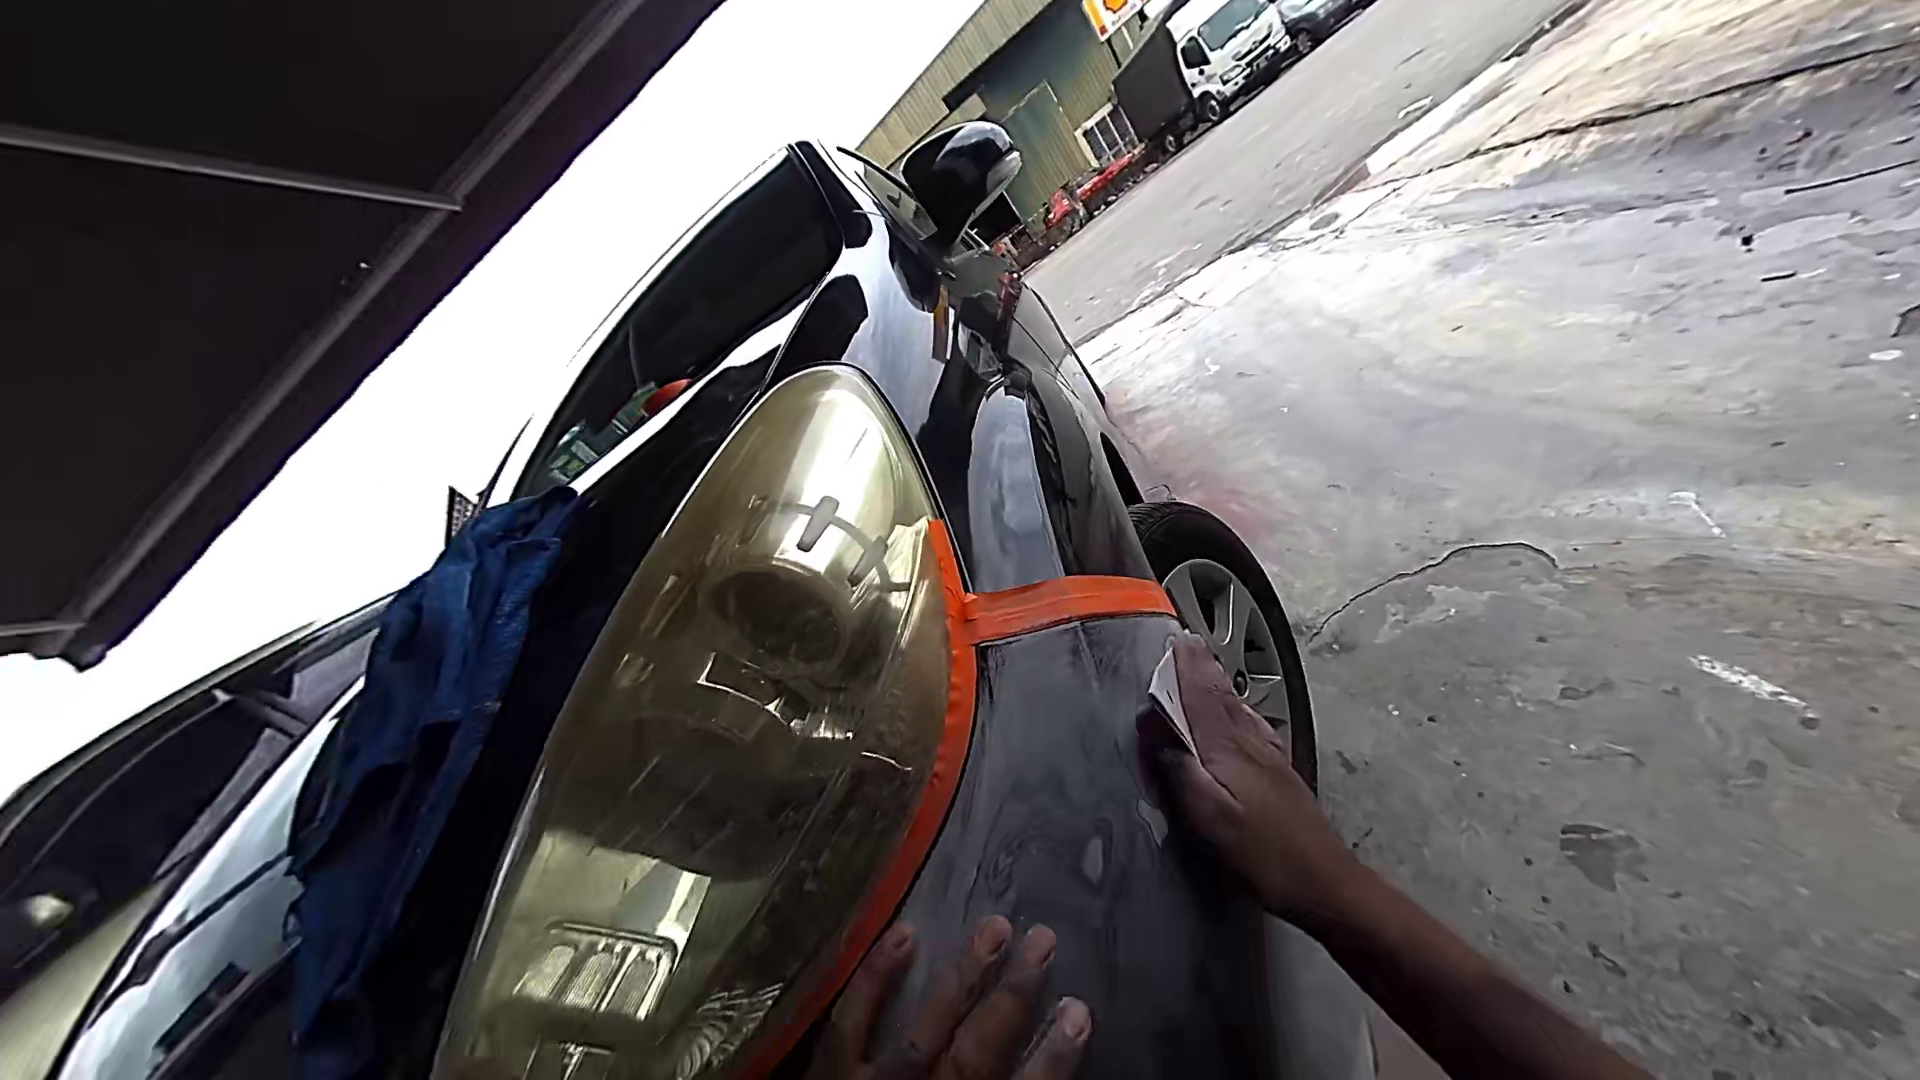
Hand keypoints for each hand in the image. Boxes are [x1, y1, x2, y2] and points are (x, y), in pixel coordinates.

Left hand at [806, 916, 1090, 1079]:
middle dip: (1013, 996)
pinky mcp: (833, 1073)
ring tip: (996, 926)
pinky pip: (852, 1020)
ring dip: (965, 976)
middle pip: (976, 1052)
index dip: (1052, 1061)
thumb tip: (1038, 1075)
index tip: (1079, 1011)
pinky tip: (907, 933)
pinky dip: (876, 976)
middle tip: (1044, 938)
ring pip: (926, 1029)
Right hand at [1154, 633, 1356, 921]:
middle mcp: (1250, 743)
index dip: (1188, 668)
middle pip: (1221, 695)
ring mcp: (1269, 757)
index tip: (1178, 641)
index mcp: (1228, 749)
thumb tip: (1155, 734)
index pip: (1202, 696)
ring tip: (1204, 668)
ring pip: (1238, 707)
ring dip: (1217, 683)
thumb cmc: (1264, 854)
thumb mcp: (1210, 818)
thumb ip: (1179, 772)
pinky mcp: (1280, 773)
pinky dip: (1236, 707)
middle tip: (1187, 644)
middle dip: (1202, 667)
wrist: (1328, 884)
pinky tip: (1238, 713)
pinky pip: (1251, 724)